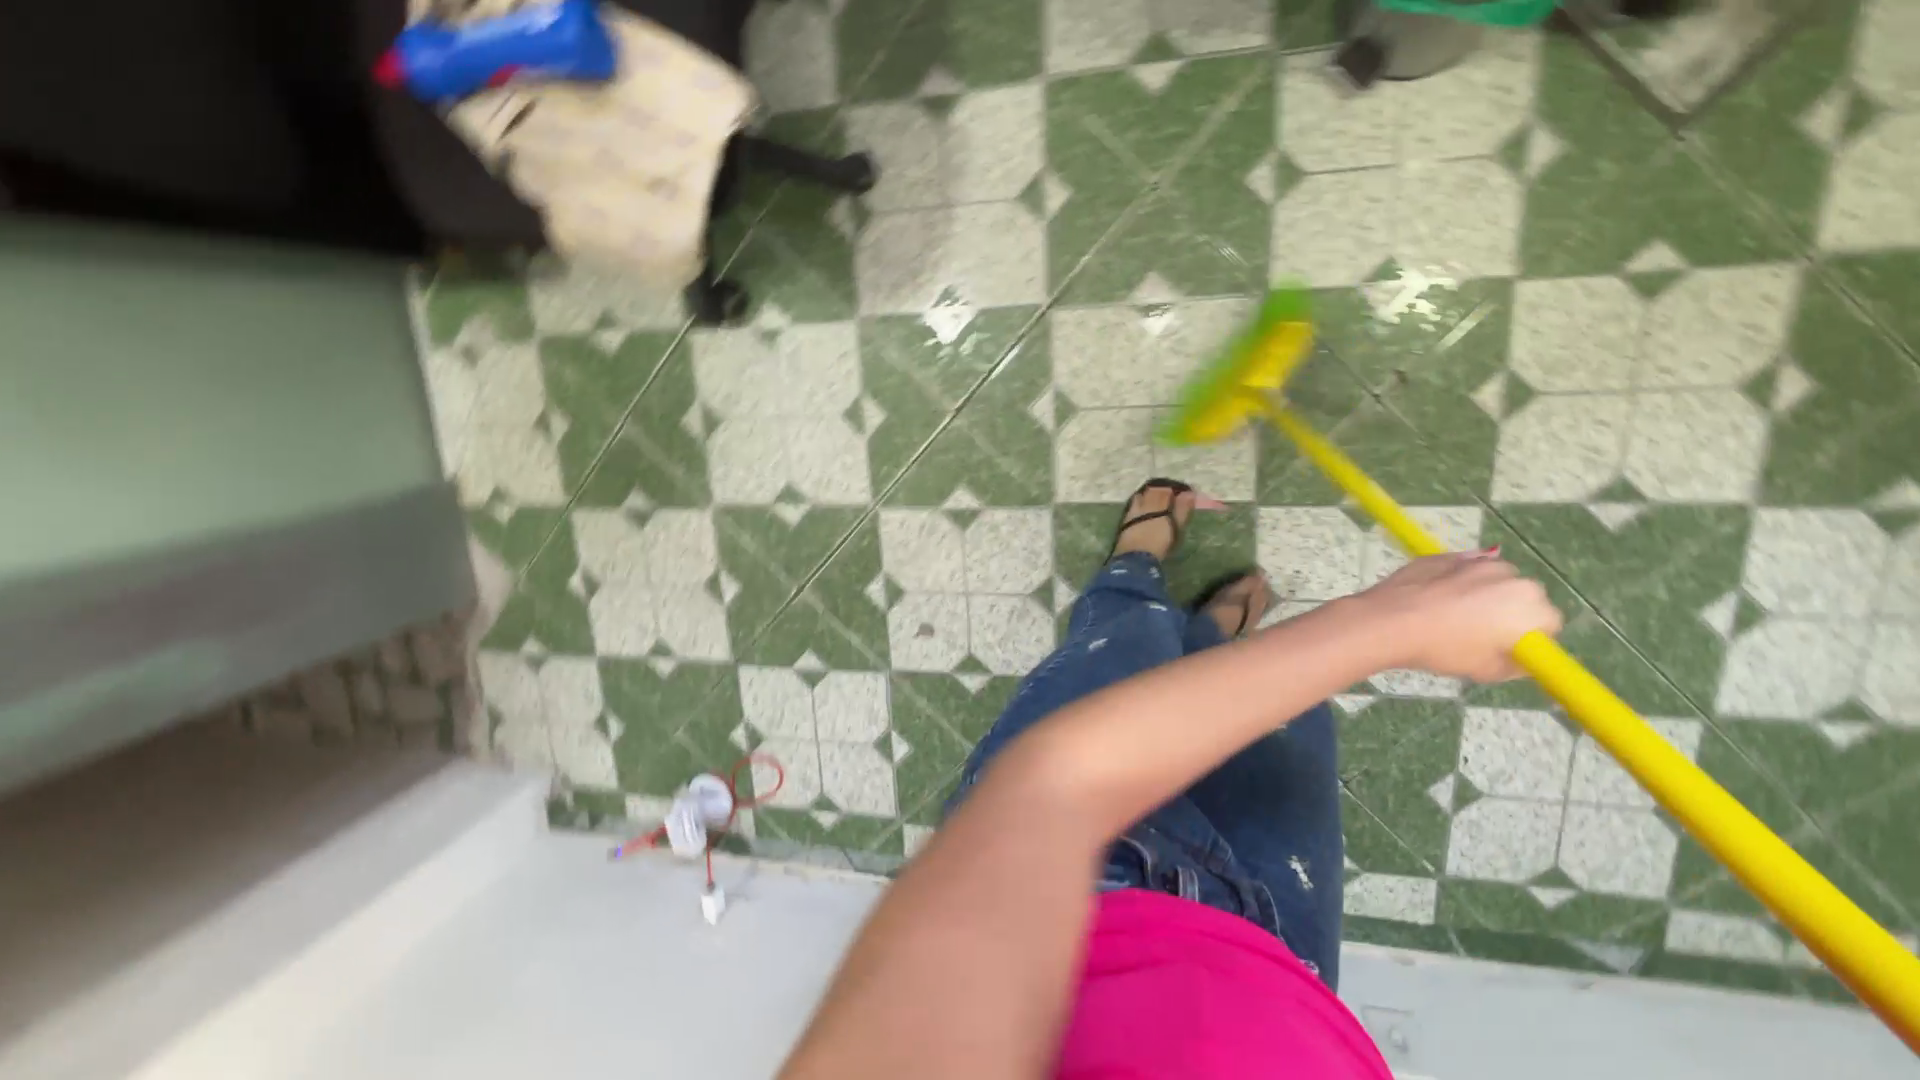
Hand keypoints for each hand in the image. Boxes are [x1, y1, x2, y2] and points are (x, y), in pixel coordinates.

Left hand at [1356, 550, 1562, 682]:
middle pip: (1524, 597)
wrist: (1391, 620)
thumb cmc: (1444, 648)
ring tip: (1453, 614)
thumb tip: (1522, 658)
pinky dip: (1458, 580)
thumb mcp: (1488, 671)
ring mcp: (1477, 560)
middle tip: (1479, 633)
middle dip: (1510, 613)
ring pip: (1495, 579)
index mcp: (1530, 605)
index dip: (1530, 638)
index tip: (1507, 648)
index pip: (1549, 624)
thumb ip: (1517, 665)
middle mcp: (1512, 576)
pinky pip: (1464, 569)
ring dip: (1485, 593)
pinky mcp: (1447, 554)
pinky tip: (1437, 597)